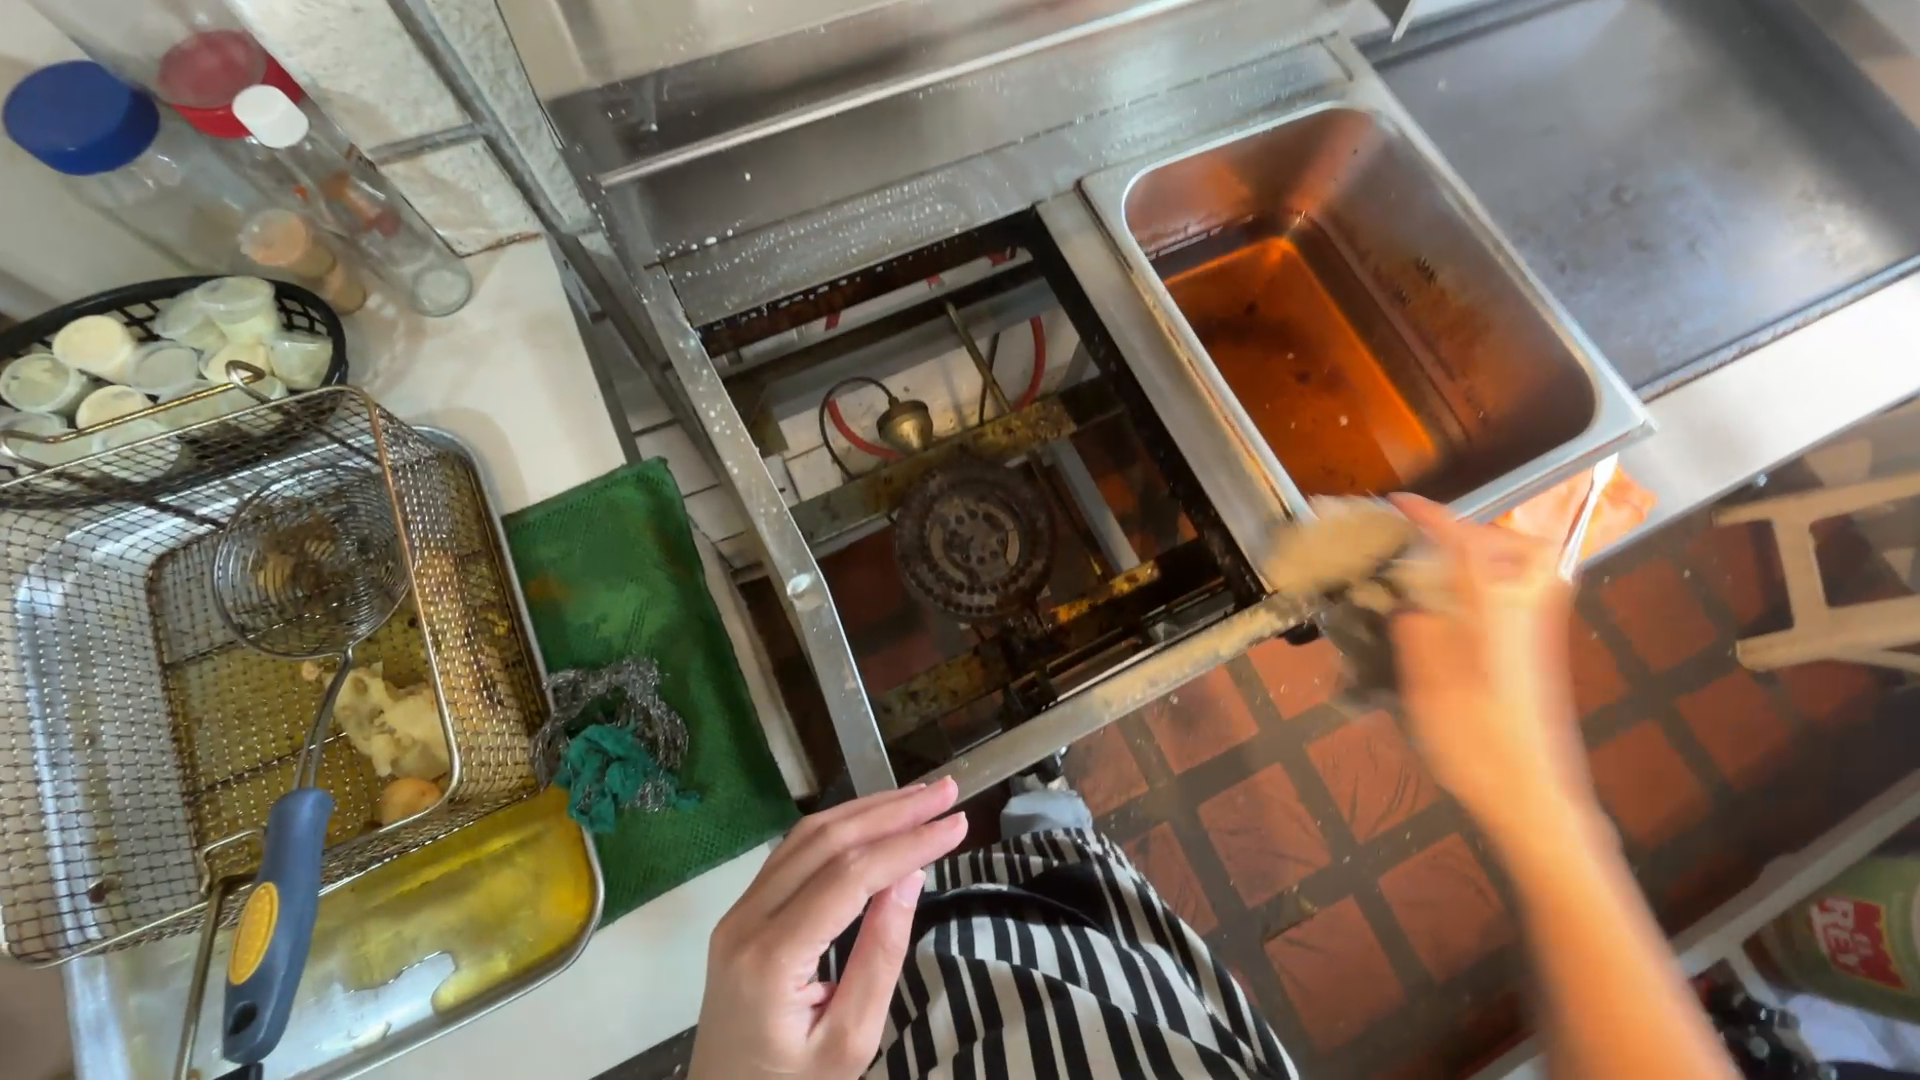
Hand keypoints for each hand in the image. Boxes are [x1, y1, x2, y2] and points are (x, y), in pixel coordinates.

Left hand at [689, 777, 968, 1079]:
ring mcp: (739, 912)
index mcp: (771, 959)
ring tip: (920, 797)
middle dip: (892, 811)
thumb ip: (880, 956)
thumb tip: (911, 876)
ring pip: (807, 837)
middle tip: (946, 791)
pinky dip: (841, 827)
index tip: (956, 824)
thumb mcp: (848, 1044)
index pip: (849, 876)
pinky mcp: (743, 912)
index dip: (907, 843)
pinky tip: (874, 820)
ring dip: (868, 810)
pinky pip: (794, 852)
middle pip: (826, 841)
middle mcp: (746, 920)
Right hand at [1388, 495, 1595, 840]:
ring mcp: (1536, 633)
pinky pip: (1512, 598)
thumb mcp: (1428, 680)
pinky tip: (1447, 613)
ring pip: (1518, 573)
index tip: (1398, 503)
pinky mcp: (1534, 653)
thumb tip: (1408, 595)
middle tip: (1429, 544)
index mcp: (1499, 610)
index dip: (1432, 517)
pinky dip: (1482, 587)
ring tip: (1432, 573)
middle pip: (1518, 548)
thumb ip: (1417, 625)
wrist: (1531, 794)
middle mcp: (1527, 611)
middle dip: (1472, 535)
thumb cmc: (1474, 737)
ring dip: (1478, 561)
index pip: (1468, 543)